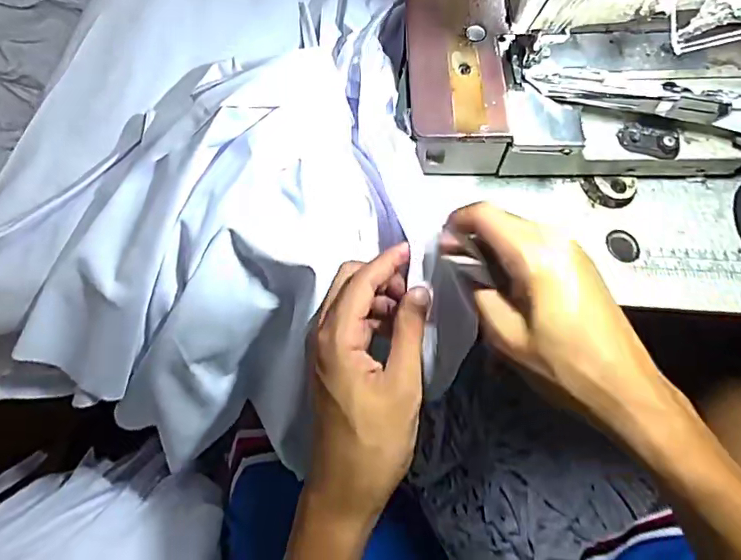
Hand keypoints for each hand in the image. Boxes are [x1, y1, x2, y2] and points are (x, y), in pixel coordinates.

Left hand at [302, 242, 430, 527]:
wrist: (344, 490)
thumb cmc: (375, 441)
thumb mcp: (402, 384)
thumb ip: (409, 330)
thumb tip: (419, 290)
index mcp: (335, 337)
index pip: (360, 281)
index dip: (387, 261)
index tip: (412, 249)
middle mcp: (321, 333)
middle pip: (347, 281)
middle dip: (380, 274)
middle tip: (413, 285)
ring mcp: (320, 347)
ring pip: (347, 298)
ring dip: (376, 293)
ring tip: (409, 307)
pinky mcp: (327, 360)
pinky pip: (347, 319)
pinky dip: (370, 312)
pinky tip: (395, 325)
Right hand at [443, 204, 677, 439]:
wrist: (627, 387)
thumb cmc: (566, 367)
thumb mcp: (508, 338)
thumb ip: (480, 294)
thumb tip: (466, 268)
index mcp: (534, 252)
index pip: (484, 213)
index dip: (456, 222)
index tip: (441, 246)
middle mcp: (554, 237)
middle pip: (502, 217)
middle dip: (473, 234)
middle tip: (455, 263)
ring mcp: (571, 246)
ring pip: (518, 228)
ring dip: (494, 243)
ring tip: (480, 276)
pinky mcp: (580, 259)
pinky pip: (537, 241)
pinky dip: (515, 251)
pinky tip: (509, 281)